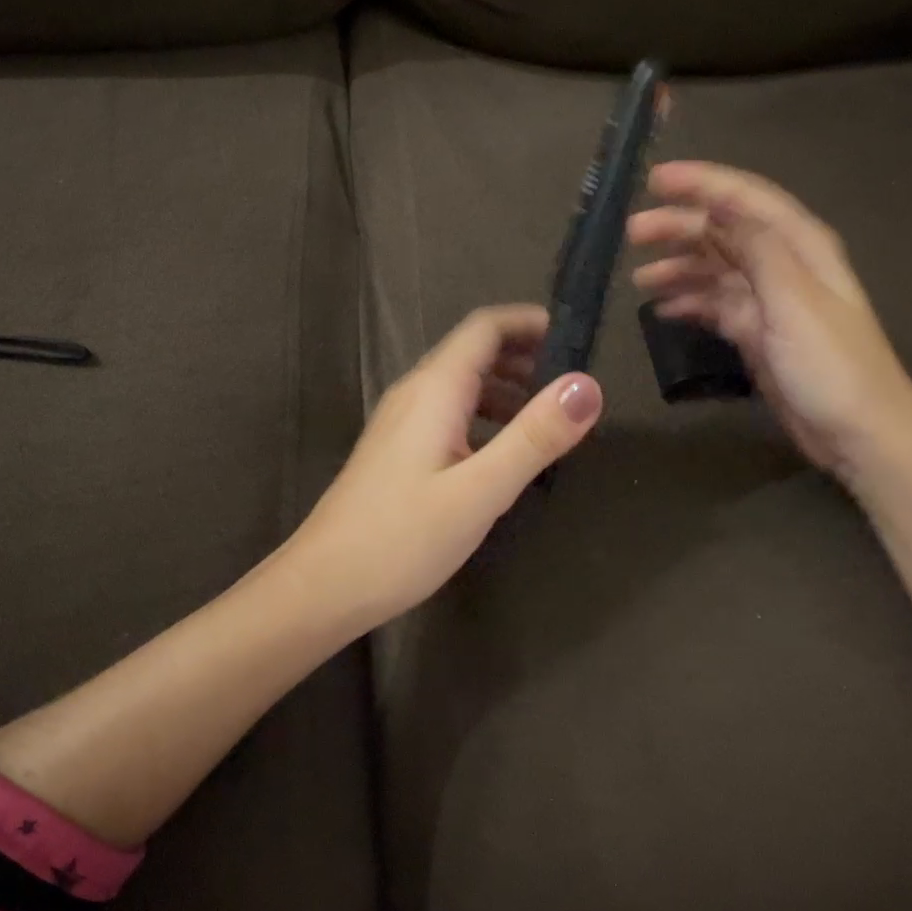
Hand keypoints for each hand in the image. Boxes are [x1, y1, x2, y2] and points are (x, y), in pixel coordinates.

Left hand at [288, 304, 602, 625]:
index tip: (578, 337)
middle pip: (474, 351)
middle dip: (525, 355)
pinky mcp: (398, 452)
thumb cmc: (402, 539)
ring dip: (507, 389)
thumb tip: (588, 384)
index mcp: (435, 389)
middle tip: (573, 383)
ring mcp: (401, 423)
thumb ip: (535, 436)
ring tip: (549, 419)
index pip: (485, 327)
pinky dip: (486, 417)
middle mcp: (415, 394)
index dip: (531, 322)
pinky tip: (504, 454)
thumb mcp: (481, 490)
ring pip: (461, 385)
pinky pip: (449, 414)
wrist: (323, 587)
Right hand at [630, 161, 911, 480]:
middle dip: (679, 226)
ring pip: (716, 268)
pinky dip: (690, 303)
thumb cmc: (831, 365)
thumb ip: (757, 248)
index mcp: (800, 245)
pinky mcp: (759, 334)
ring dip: (679, 267)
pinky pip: (716, 306)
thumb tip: (717, 207)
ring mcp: (771, 301)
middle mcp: (785, 265)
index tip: (653, 180)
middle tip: (632, 234)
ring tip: (638, 278)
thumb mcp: (794, 300)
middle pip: (725, 231)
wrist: (859, 435)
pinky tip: (662, 311)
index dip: (701, 183)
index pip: (745, 199)